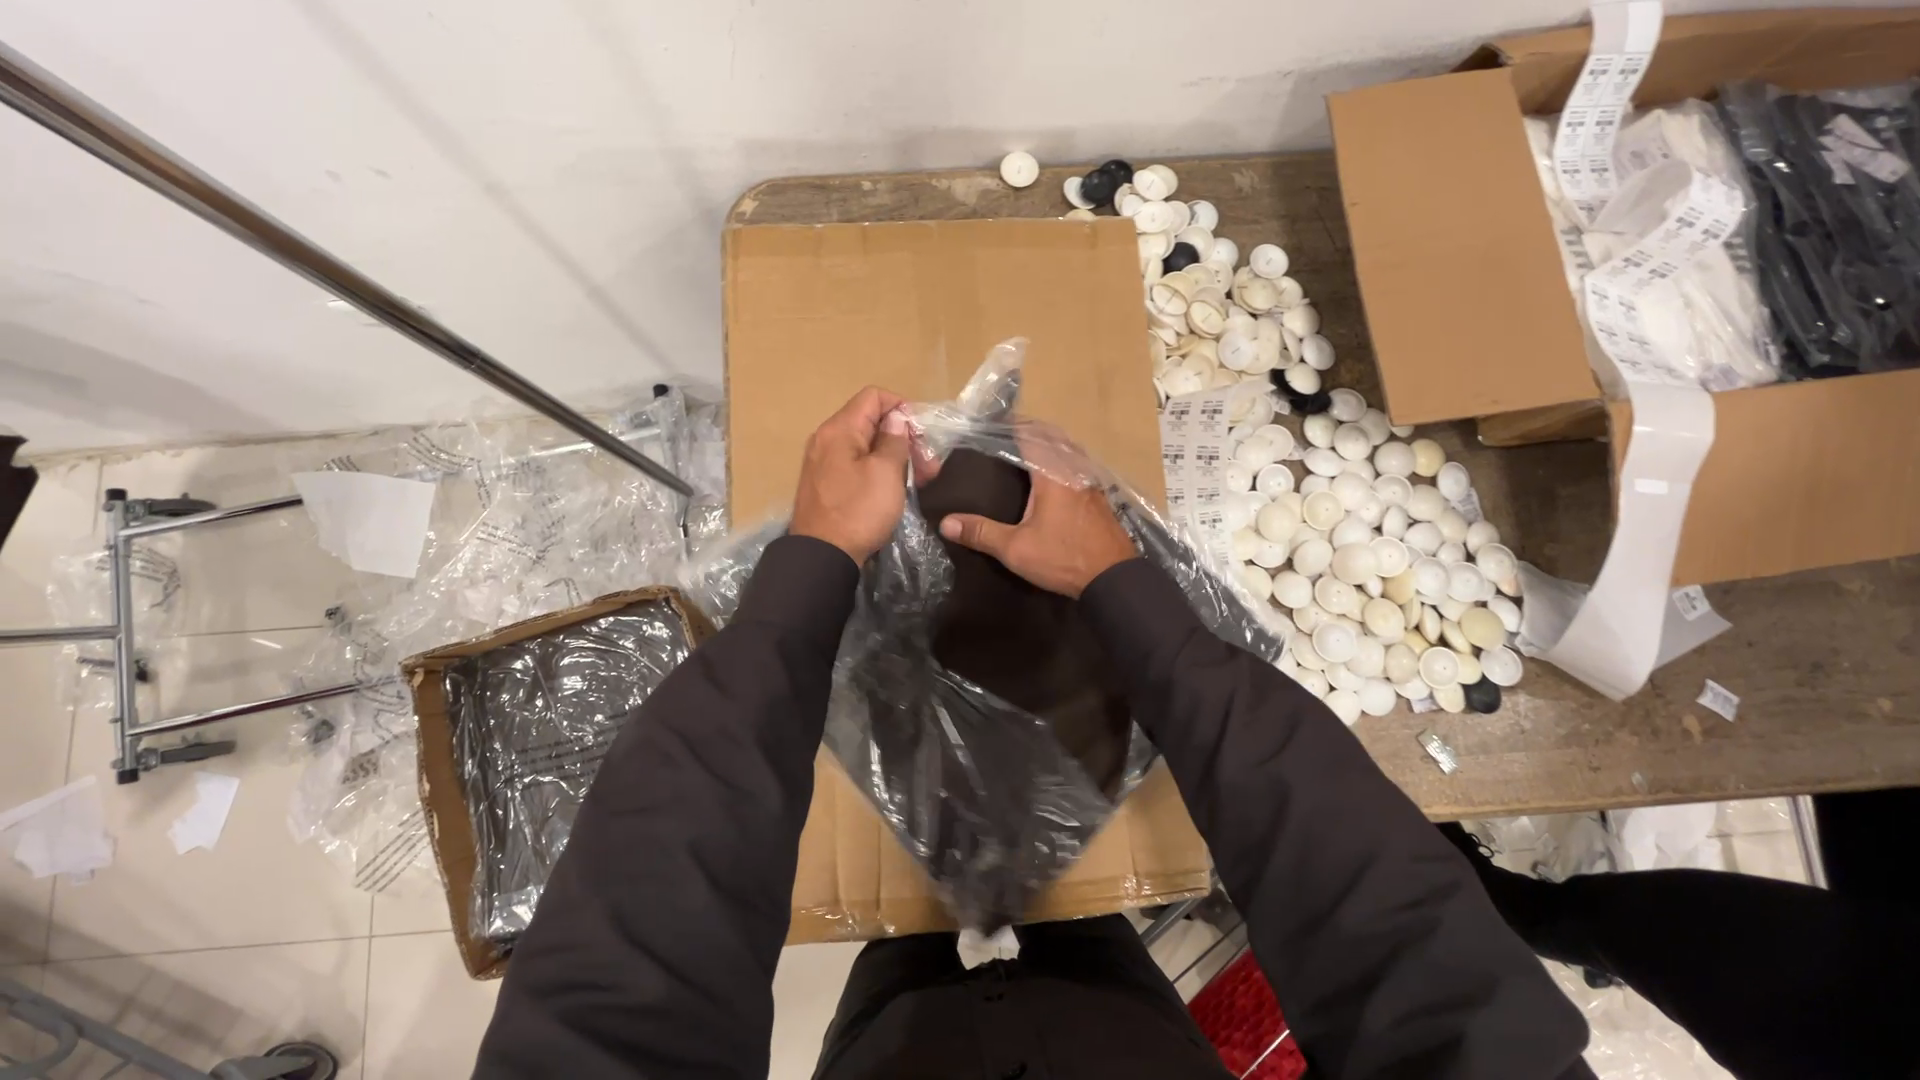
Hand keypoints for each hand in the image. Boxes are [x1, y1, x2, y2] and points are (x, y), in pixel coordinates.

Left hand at [790, 386, 910, 563]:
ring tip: (918, 481)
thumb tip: (897, 419)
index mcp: (839, 429)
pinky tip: (893, 489)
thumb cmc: (859, 511)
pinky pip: (855, 464)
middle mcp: (826, 438)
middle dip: (903, 438)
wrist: (823, 556)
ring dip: (894, 457)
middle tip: (928, 467)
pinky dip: (877, 470)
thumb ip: (894, 440)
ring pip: (865, 445)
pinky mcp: (825, 482)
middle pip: (870, 421)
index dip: (903, 408)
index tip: (922, 435)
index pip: (874, 396)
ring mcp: (823, 462)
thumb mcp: (886, 473)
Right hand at [937, 444, 1136, 598]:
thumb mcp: (1015, 549)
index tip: (990, 422)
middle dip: (1030, 430)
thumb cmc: (1063, 558)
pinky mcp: (1099, 497)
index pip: (1030, 434)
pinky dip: (1062, 461)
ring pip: (1068, 450)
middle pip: (1052, 436)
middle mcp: (1074, 469)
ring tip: (1025, 452)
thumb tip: (945, 522)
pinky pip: (1078, 466)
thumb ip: (981, 532)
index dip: (1011, 425)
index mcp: (1052, 472)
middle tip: (1004, 435)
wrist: (1113, 578)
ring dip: (1049, 444)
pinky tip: (1052, 477)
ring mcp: (1091, 482)